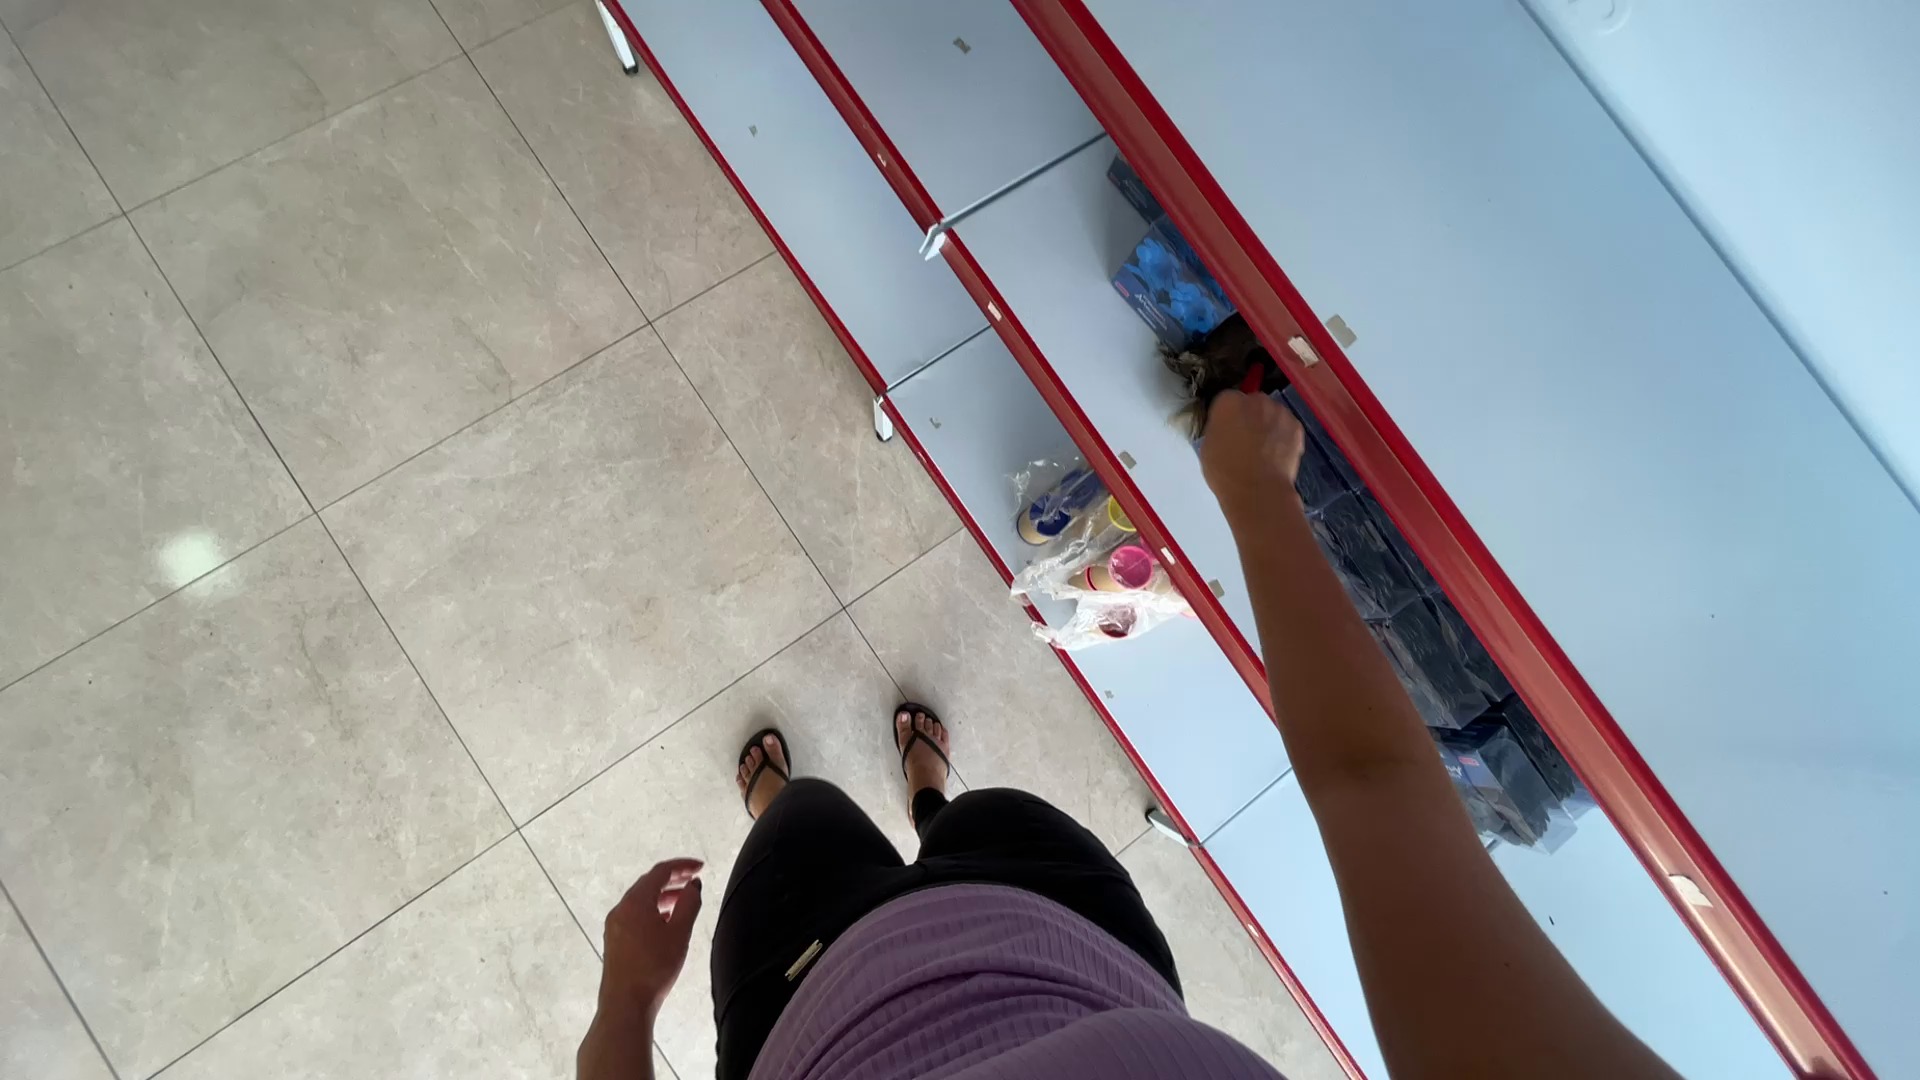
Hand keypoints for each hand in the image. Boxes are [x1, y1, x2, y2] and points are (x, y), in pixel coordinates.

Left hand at [598, 858, 703, 1021]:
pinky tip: (666, 921)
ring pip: (641, 900)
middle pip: (648, 883)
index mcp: (635, 902)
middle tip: (693, 879)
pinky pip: (635, 914)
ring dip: (663, 895)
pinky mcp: (614, 941)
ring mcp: (614, 926)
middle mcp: (621, 910)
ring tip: (684, 900)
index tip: (700, 867)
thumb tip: (694, 884)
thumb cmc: (654, 967)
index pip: (660, 872)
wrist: (625, 1007)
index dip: (682, 866)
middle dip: (672, 878)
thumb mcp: (679, 932)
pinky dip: (652, 909)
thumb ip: (689, 902)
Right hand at [1199, 389, 1305, 516]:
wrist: (1258, 490)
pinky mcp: (1297, 427)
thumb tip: (1227, 427)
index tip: (1225, 430)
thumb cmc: (1225, 471)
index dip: (1225, 416)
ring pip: (1271, 413)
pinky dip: (1282, 436)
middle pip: (1252, 402)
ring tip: (1263, 449)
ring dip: (1267, 424)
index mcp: (1228, 402)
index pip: (1225, 400)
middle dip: (1249, 416)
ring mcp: (1280, 412)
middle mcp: (1256, 400)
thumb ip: (1218, 428)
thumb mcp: (1208, 446)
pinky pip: (1286, 426)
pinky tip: (1276, 454)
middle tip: (1245, 439)